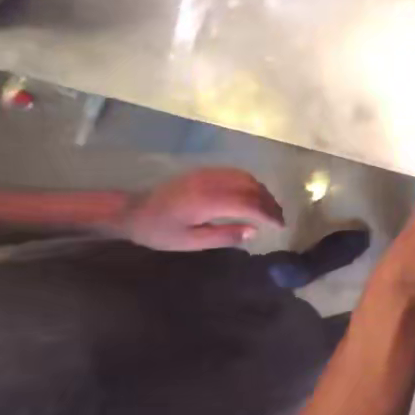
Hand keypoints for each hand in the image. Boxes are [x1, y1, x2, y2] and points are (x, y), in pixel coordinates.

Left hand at [118, 168, 285, 250]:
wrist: (133, 211)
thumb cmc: (161, 232)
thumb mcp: (191, 242)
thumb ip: (224, 236)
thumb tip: (254, 231)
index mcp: (208, 201)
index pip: (249, 203)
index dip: (268, 214)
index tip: (280, 226)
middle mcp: (210, 182)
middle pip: (251, 187)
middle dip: (269, 203)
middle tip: (279, 219)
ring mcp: (207, 174)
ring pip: (245, 177)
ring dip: (262, 192)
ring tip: (269, 209)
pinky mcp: (204, 172)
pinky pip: (235, 174)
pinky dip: (251, 184)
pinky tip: (253, 197)